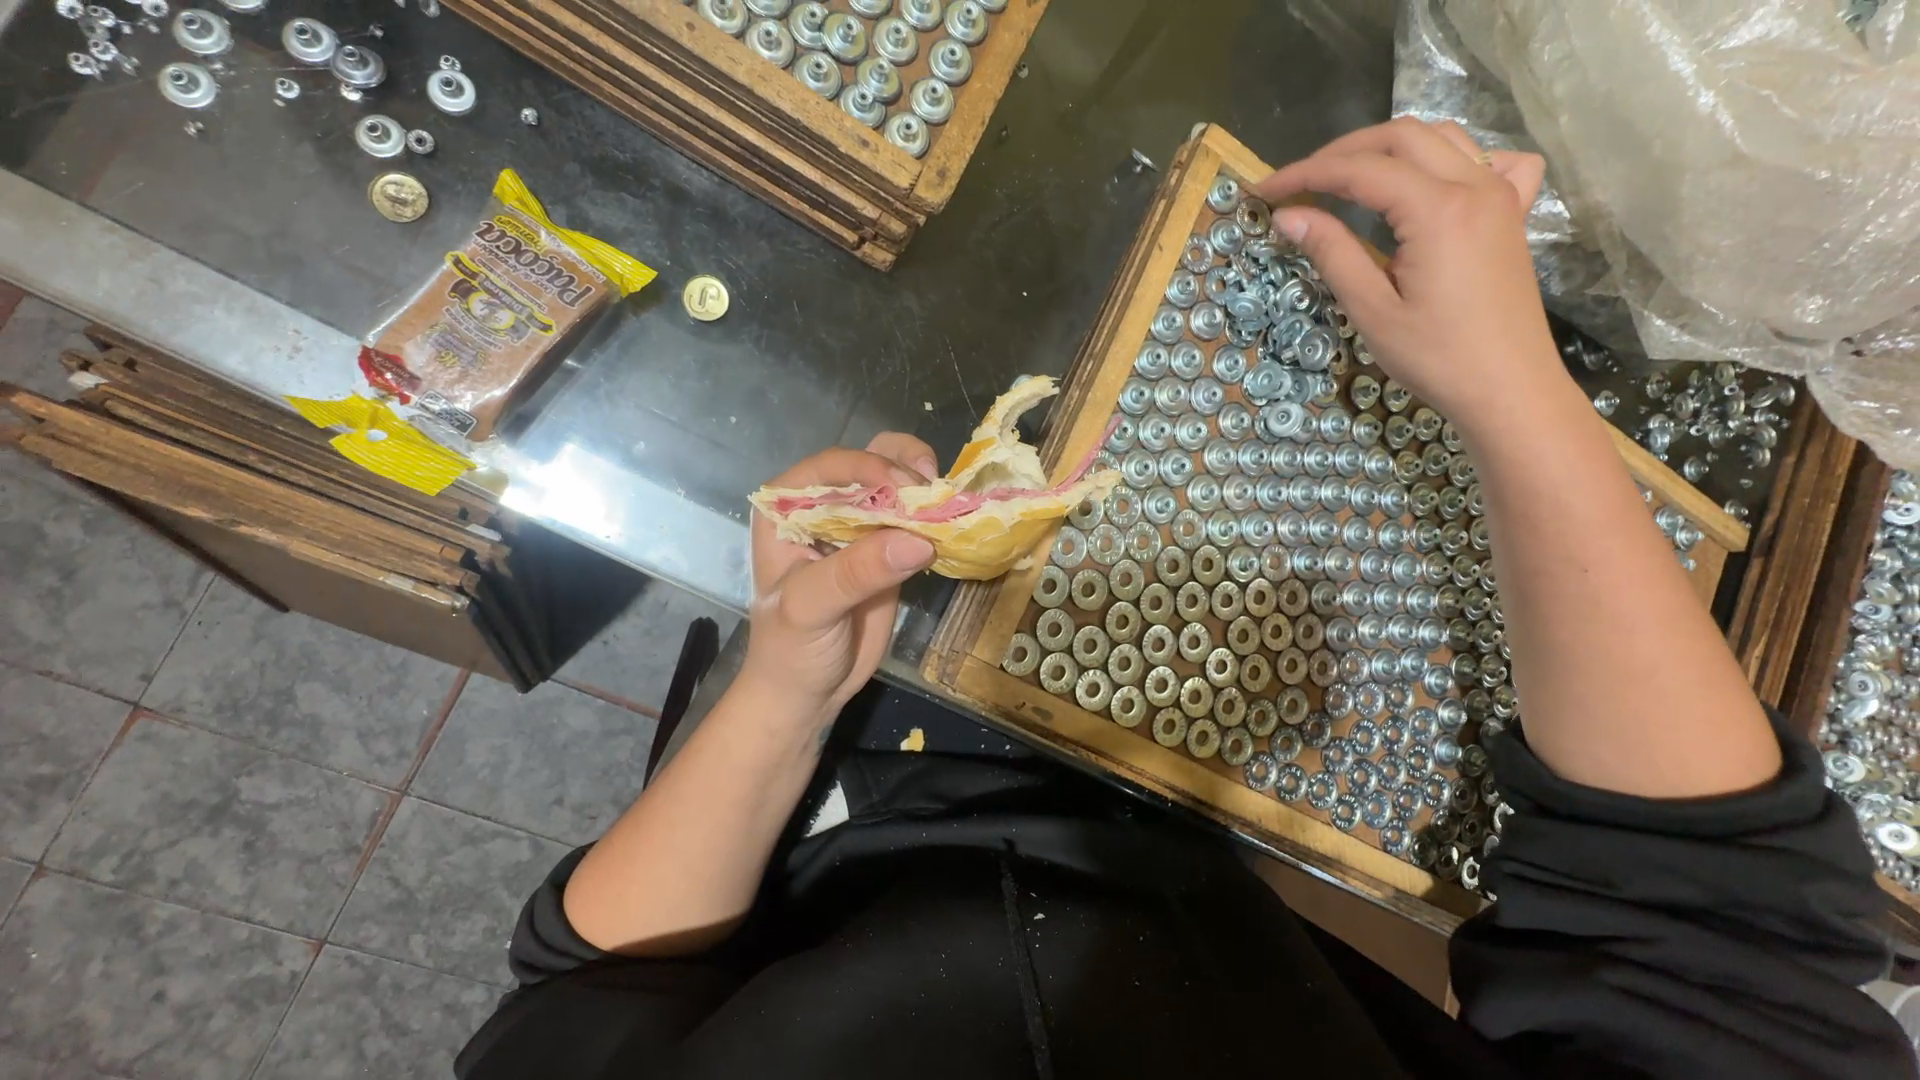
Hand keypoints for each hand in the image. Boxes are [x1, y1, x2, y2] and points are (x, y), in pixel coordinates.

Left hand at [742, 433, 937, 727]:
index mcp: (786, 508)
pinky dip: (936, 517)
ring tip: (945, 499)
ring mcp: (858, 528)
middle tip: (930, 490)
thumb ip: (857, 571)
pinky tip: (953, 521)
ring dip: (924, 484)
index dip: (867, 468)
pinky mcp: (889, 551)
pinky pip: (915, 521)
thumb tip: (919, 542)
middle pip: (868, 462)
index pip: (829, 467)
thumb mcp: (811, 607)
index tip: (901, 489)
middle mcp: (822, 508)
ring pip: (896, 483)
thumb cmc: (790, 649)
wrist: (808, 693)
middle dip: (902, 466)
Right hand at [1250, 118, 1562, 434]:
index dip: (1306, 174)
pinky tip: (1435, 182)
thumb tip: (1288, 216)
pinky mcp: (1512, 213)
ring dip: (1389, 148)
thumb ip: (1332, 253)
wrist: (1507, 387)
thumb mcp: (1371, 309)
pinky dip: (1455, 157)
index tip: (1265, 191)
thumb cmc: (1435, 356)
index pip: (1360, 170)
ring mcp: (1500, 195)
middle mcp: (1473, 186)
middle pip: (1401, 137)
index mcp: (1436, 210)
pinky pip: (1491, 160)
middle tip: (1300, 181)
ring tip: (1348, 176)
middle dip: (1343, 151)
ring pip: (1442, 138)